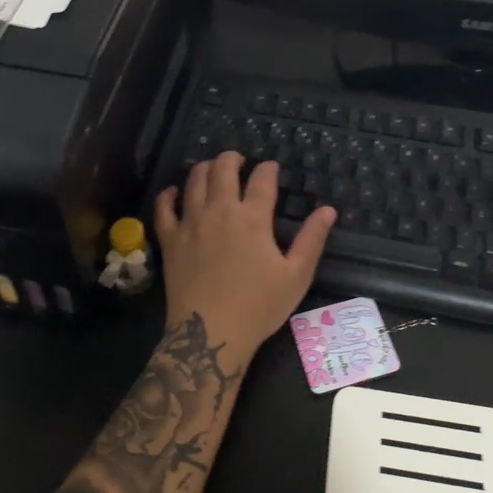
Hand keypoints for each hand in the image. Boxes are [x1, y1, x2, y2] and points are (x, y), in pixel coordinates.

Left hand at [154, 152, 336, 362]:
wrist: (210, 334)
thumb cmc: (258, 307)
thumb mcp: (296, 276)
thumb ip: (312, 240)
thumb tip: (328, 210)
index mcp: (253, 218)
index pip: (262, 179)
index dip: (268, 168)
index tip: (272, 167)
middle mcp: (220, 211)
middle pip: (223, 170)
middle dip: (232, 158)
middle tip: (238, 160)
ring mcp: (191, 223)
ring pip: (194, 181)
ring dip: (205, 168)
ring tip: (212, 168)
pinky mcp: (170, 240)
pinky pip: (164, 208)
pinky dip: (167, 195)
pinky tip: (173, 191)